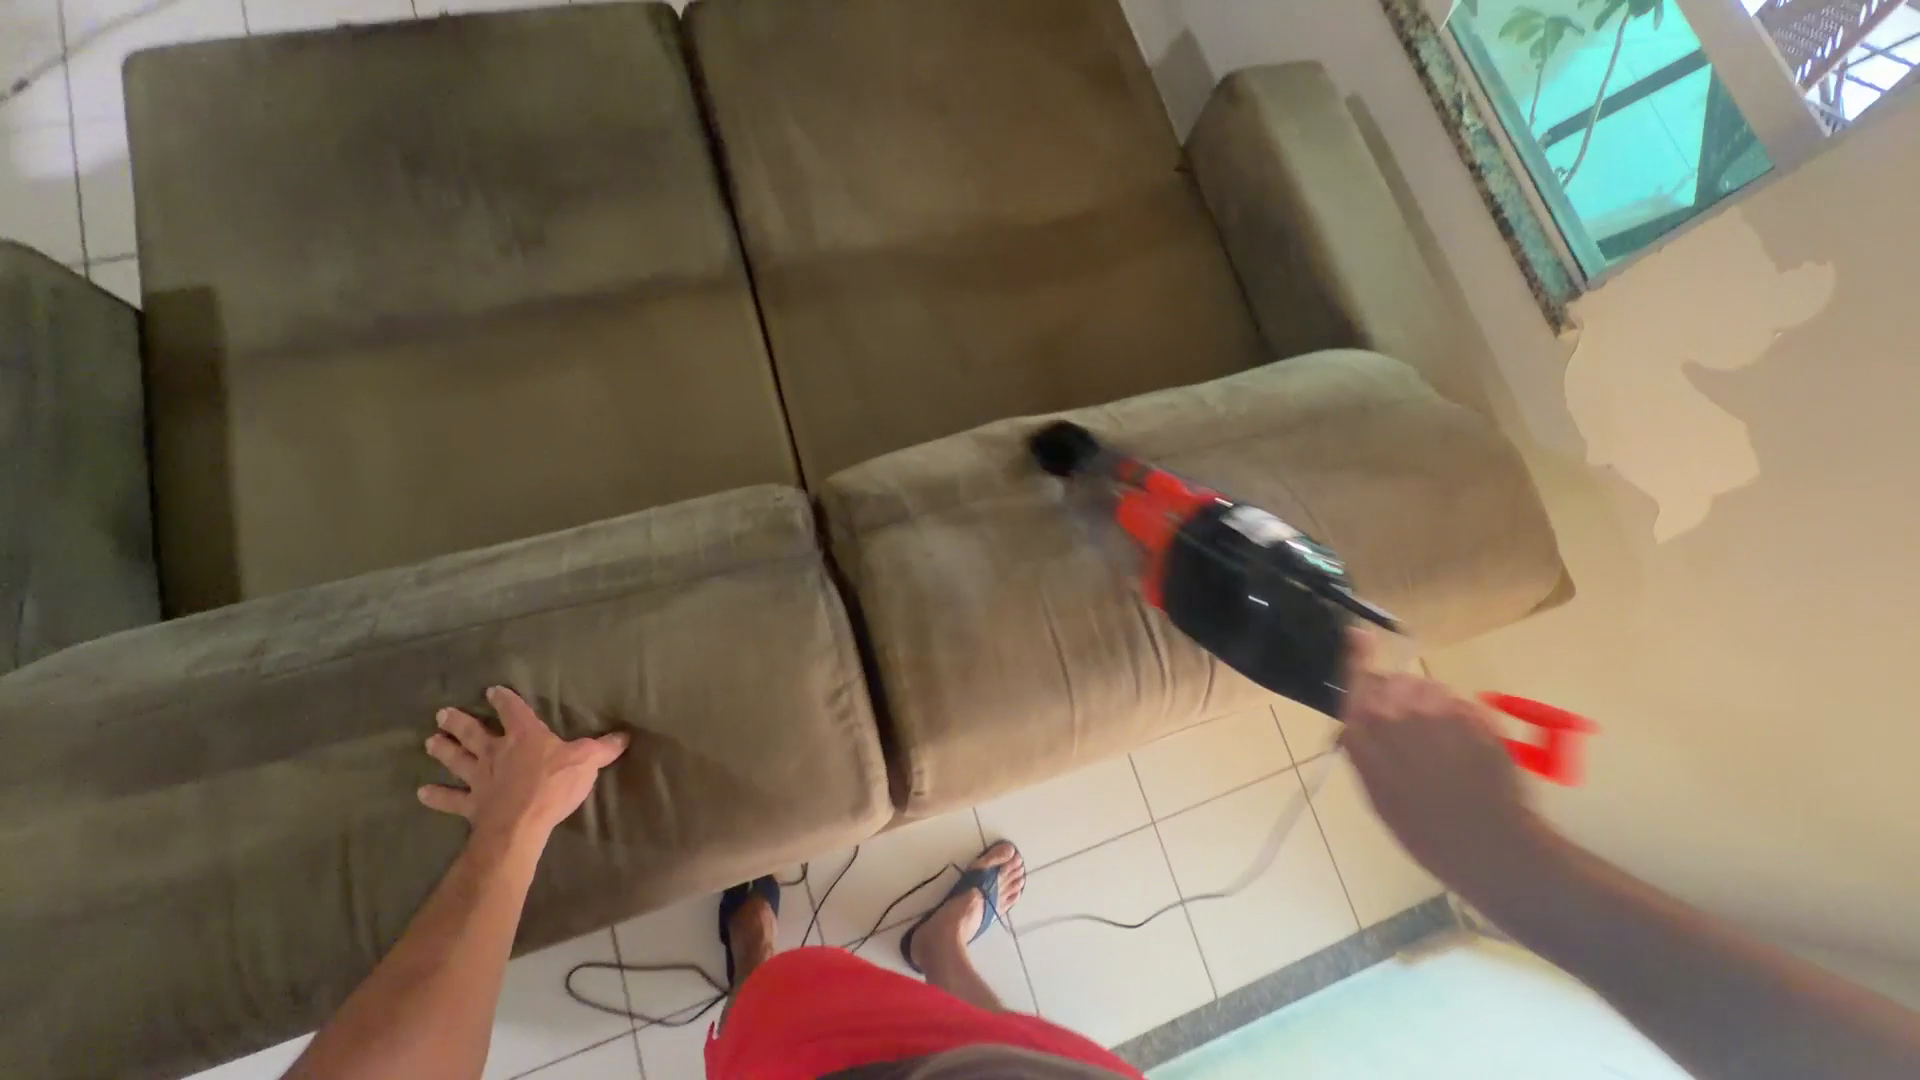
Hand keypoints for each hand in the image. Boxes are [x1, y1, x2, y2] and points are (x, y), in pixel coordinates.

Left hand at [420, 687, 629, 848]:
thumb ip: (603, 748)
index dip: (504, 700)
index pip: (513, 711)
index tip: (492, 691)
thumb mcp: (587, 761)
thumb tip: (624, 736)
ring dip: (443, 750)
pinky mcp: (471, 805)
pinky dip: (436, 796)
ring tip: (430, 741)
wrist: (521, 824)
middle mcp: (497, 752)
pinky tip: (422, 792)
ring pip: (457, 760)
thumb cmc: (554, 785)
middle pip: (473, 733)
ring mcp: (480, 778)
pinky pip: (451, 799)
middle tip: (443, 713)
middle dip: (459, 722)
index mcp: (525, 737)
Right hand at [1339, 633, 1559, 902]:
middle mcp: (1404, 716)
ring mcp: (1445, 715)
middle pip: (1393, 682)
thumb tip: (1352, 723)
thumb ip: (1363, 751)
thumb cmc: (1425, 833)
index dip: (1358, 658)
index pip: (1358, 685)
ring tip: (1436, 741)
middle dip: (1393, 694)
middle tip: (1402, 725)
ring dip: (1425, 703)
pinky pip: (1460, 703)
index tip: (1359, 634)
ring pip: (1427, 688)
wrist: (1492, 849)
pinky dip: (1456, 715)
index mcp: (1371, 735)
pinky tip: (1462, 746)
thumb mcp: (1378, 796)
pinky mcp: (1481, 719)